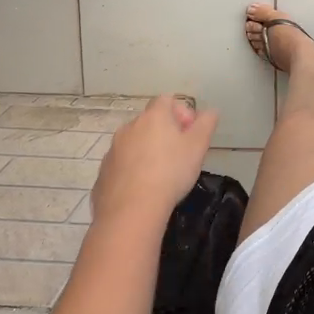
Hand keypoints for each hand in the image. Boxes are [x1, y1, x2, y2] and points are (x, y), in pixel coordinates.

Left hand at [90, 95, 217, 229]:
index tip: (190, 134)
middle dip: (165, 133)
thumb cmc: (170, 172)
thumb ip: (206, 123)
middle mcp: (129, 128)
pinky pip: (122, 165)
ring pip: (134, 144)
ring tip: (159, 174)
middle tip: (179, 155)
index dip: (182, 112)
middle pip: (150, 122)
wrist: (130, 213)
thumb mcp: (199, 146)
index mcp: (153, 117)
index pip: (167, 100)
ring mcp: (112, 152)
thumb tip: (210, 112)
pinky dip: (132, 171)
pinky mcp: (102, 175)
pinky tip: (142, 190)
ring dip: (147, 151)